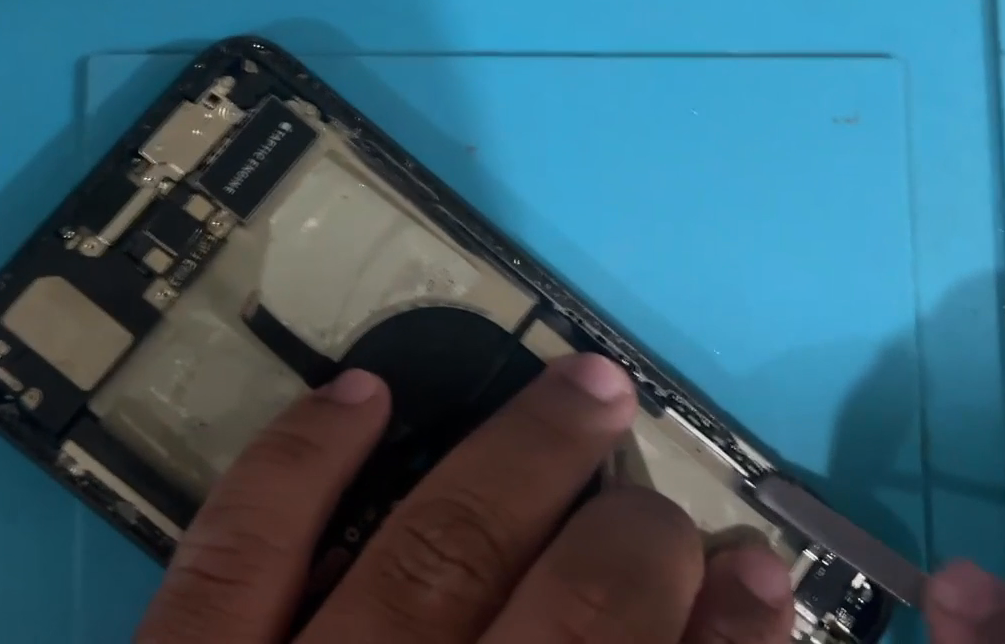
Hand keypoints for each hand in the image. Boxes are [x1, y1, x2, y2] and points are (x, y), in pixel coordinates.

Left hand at [136, 353, 797, 643]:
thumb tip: (704, 642)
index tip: (761, 578)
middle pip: (561, 626)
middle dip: (633, 548)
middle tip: (665, 508)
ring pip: (434, 553)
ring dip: (524, 457)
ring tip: (589, 386)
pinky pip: (242, 544)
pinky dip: (302, 458)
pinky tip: (365, 391)